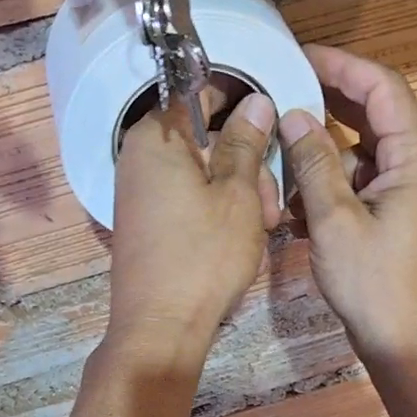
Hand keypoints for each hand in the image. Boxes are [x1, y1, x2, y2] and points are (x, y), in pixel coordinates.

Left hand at [107, 91, 280, 365]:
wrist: (161, 327)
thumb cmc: (204, 256)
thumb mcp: (238, 195)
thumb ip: (246, 143)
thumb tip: (256, 101)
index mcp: (158, 136)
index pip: (200, 90)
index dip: (242, 97)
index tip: (275, 118)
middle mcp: (141, 156)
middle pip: (204, 135)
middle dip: (246, 159)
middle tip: (272, 197)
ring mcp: (142, 191)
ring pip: (202, 170)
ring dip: (239, 188)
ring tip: (264, 223)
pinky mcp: (149, 221)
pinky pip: (189, 196)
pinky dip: (218, 207)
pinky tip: (244, 233)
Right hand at [280, 44, 416, 368]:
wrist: (402, 342)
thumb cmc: (373, 283)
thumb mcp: (334, 220)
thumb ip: (313, 163)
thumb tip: (293, 115)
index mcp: (415, 156)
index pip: (381, 87)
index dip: (340, 65)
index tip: (297, 55)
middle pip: (373, 113)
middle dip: (327, 102)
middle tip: (280, 90)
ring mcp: (407, 191)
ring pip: (361, 150)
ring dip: (322, 150)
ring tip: (279, 149)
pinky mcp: (394, 215)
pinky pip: (359, 181)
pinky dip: (329, 181)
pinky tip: (294, 196)